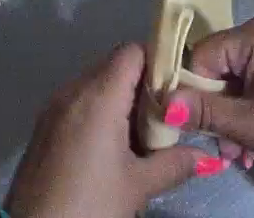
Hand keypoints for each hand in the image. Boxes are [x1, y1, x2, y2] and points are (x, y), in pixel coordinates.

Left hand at [6, 44, 223, 217]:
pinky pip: (79, 99)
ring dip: (120, 97)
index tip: (179, 85)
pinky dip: (99, 109)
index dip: (158, 60)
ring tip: (142, 132)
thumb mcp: (137, 186)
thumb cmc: (90, 205)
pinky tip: (113, 144)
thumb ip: (175, 163)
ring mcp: (55, 104)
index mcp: (99, 95)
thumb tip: (209, 157)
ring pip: (96, 81)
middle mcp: (74, 89)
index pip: (133, 51)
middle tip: (167, 113)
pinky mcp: (44, 123)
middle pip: (115, 64)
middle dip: (143, 82)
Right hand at [164, 13, 253, 178]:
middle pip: (221, 65)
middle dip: (219, 109)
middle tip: (226, 149)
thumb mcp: (252, 125)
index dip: (196, 91)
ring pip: (239, 75)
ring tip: (244, 152)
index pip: (204, 54)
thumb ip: (204, 112)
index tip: (197, 125)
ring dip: (236, 113)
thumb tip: (163, 102)